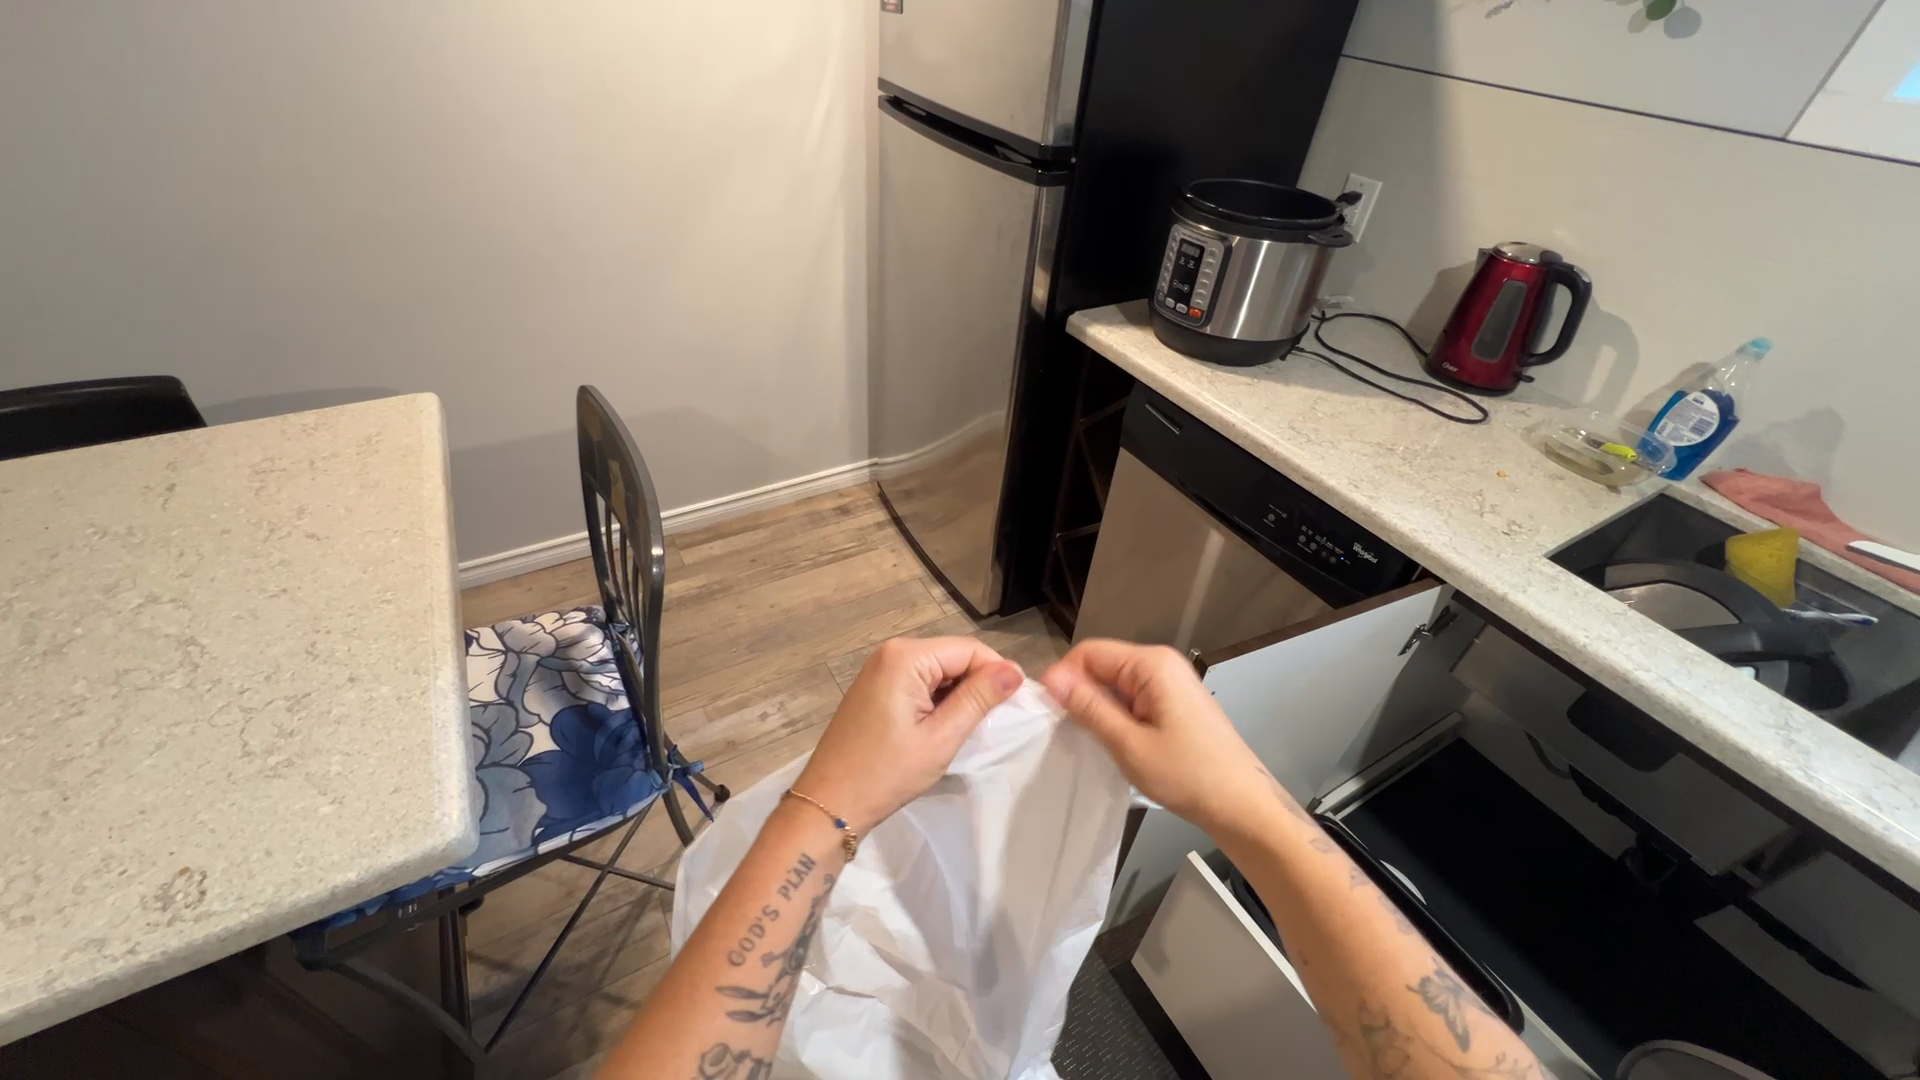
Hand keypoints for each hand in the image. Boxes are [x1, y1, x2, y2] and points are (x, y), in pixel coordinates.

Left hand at [793, 637, 1023, 834]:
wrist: (829, 804)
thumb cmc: (886, 773)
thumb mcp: (941, 738)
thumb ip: (978, 699)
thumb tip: (1015, 671)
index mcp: (906, 656)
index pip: (969, 649)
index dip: (997, 673)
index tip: (1017, 706)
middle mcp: (892, 652)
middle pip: (954, 656)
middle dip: (978, 684)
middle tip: (993, 723)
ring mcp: (881, 669)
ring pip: (939, 671)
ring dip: (959, 695)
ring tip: (969, 729)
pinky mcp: (877, 687)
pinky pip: (920, 682)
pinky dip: (938, 700)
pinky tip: (943, 728)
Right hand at [1041, 639, 1293, 836]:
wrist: (1243, 806)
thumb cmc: (1189, 776)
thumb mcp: (1129, 744)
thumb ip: (1089, 708)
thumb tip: (1051, 679)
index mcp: (1152, 664)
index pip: (1089, 652)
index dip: (1064, 677)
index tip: (1049, 711)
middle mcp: (1162, 664)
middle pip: (1102, 665)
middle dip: (1081, 693)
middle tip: (1068, 731)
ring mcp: (1169, 683)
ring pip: (1114, 684)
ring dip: (1098, 708)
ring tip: (1092, 740)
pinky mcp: (1173, 702)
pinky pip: (1131, 698)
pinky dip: (1116, 716)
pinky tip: (1114, 742)